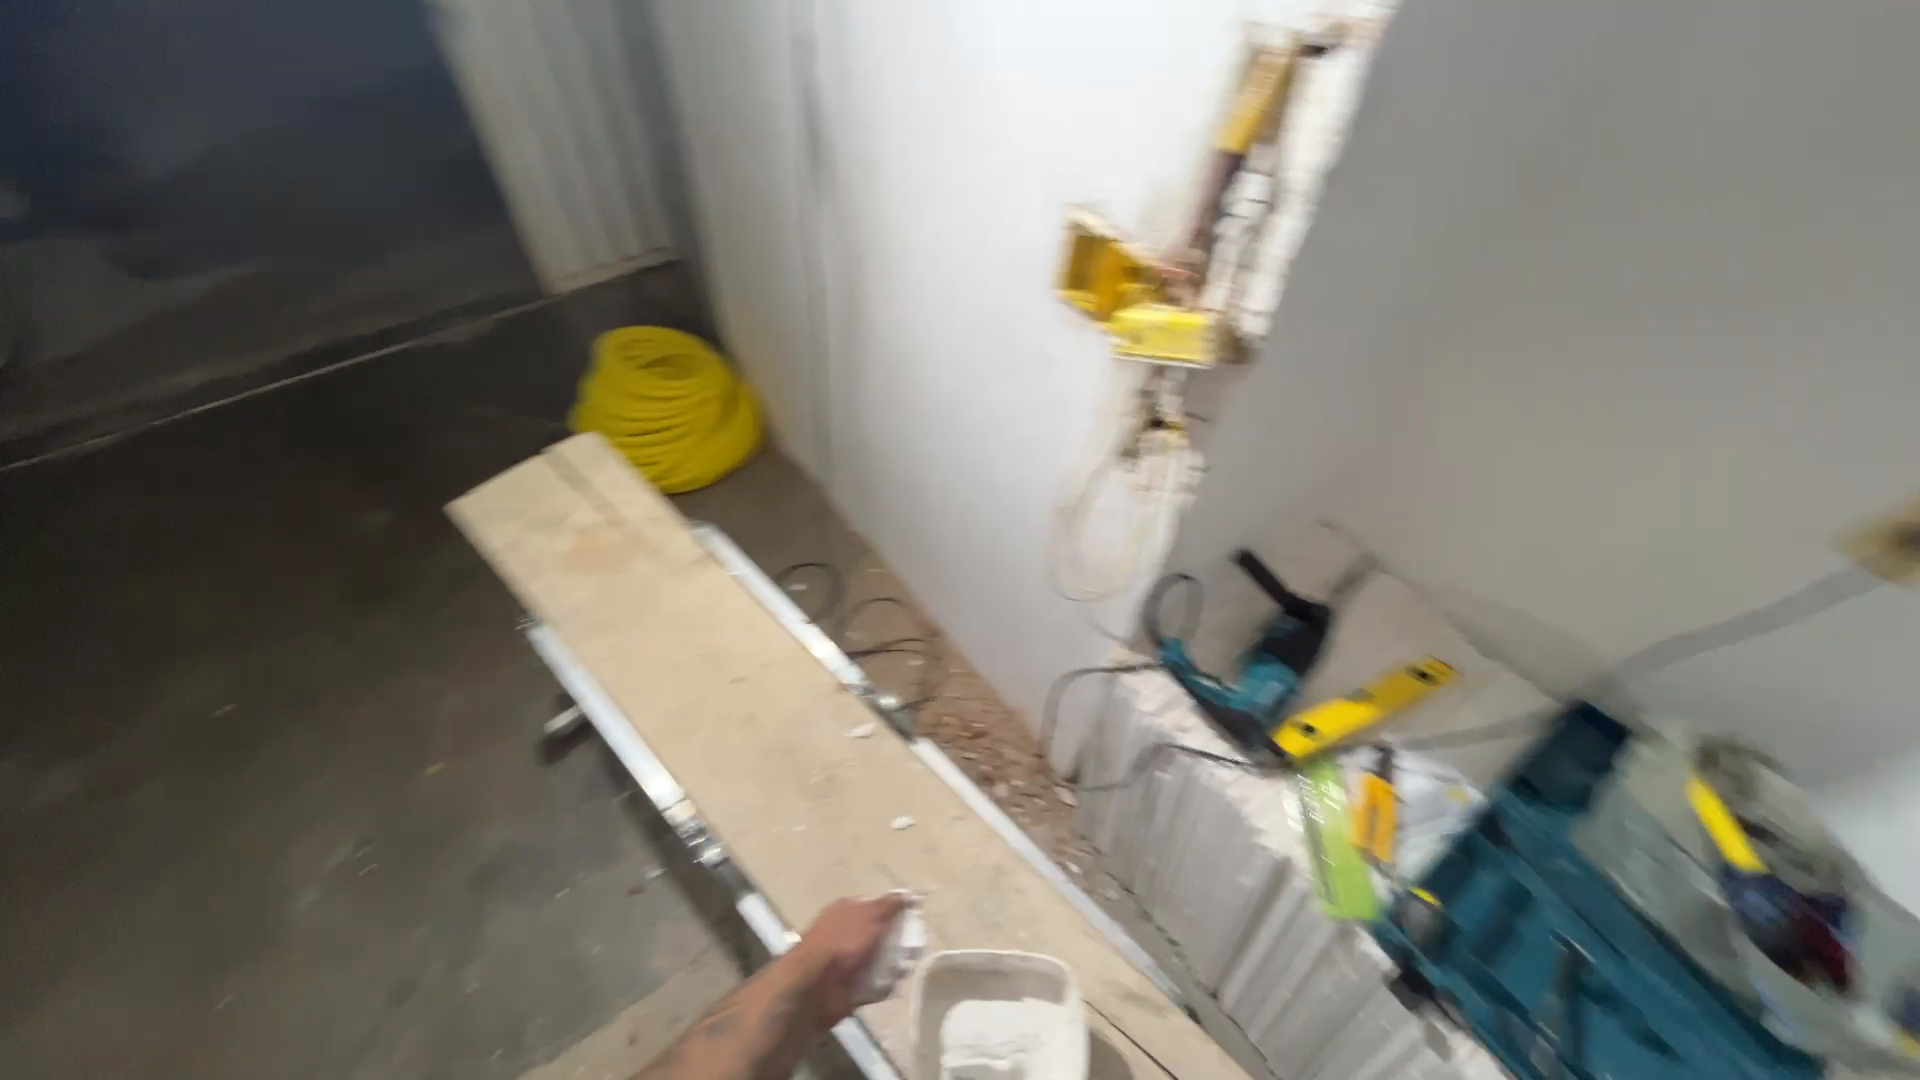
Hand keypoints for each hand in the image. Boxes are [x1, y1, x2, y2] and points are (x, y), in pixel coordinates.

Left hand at [790, 892, 912, 1027]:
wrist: (816, 986)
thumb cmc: (843, 941)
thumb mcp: (870, 915)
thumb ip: (891, 904)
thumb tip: (912, 893)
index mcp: (846, 910)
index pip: (875, 906)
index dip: (894, 911)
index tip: (912, 920)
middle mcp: (846, 933)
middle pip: (879, 934)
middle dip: (896, 941)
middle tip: (912, 947)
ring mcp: (847, 961)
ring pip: (879, 960)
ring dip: (892, 965)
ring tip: (903, 967)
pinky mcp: (850, 987)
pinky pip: (874, 984)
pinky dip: (883, 985)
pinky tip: (892, 983)